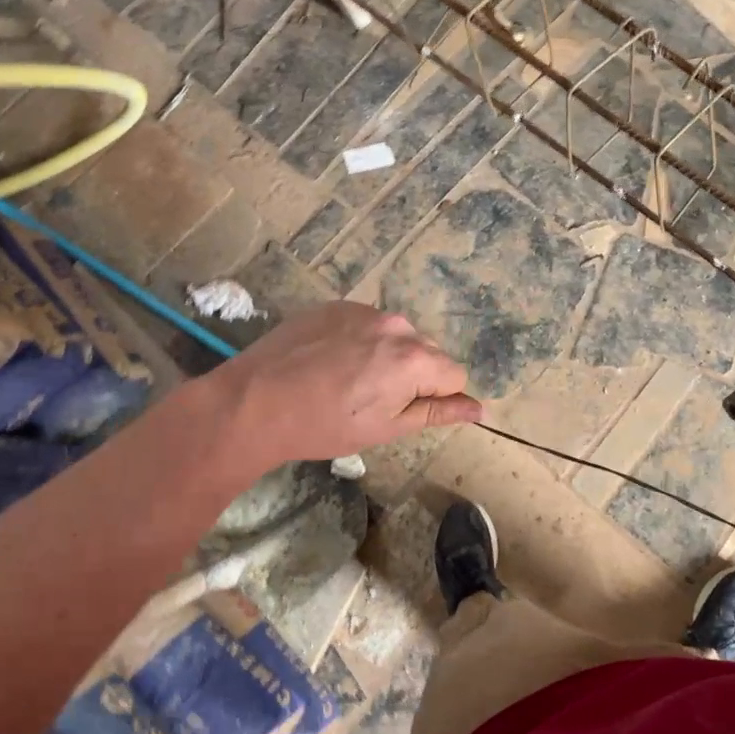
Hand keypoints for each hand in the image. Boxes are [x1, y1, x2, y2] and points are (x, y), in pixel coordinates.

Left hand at [190, 302, 478, 463]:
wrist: (253, 401)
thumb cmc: (323, 426)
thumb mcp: (386, 428)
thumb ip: (438, 412)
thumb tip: (481, 409)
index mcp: (416, 359)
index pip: (454, 375)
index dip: (434, 397)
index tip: (399, 410)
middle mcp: (399, 326)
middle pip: (428, 351)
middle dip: (412, 374)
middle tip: (372, 399)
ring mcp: (366, 311)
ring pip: (396, 336)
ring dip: (385, 355)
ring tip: (346, 380)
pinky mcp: (337, 305)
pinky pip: (367, 323)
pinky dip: (359, 340)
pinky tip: (329, 361)